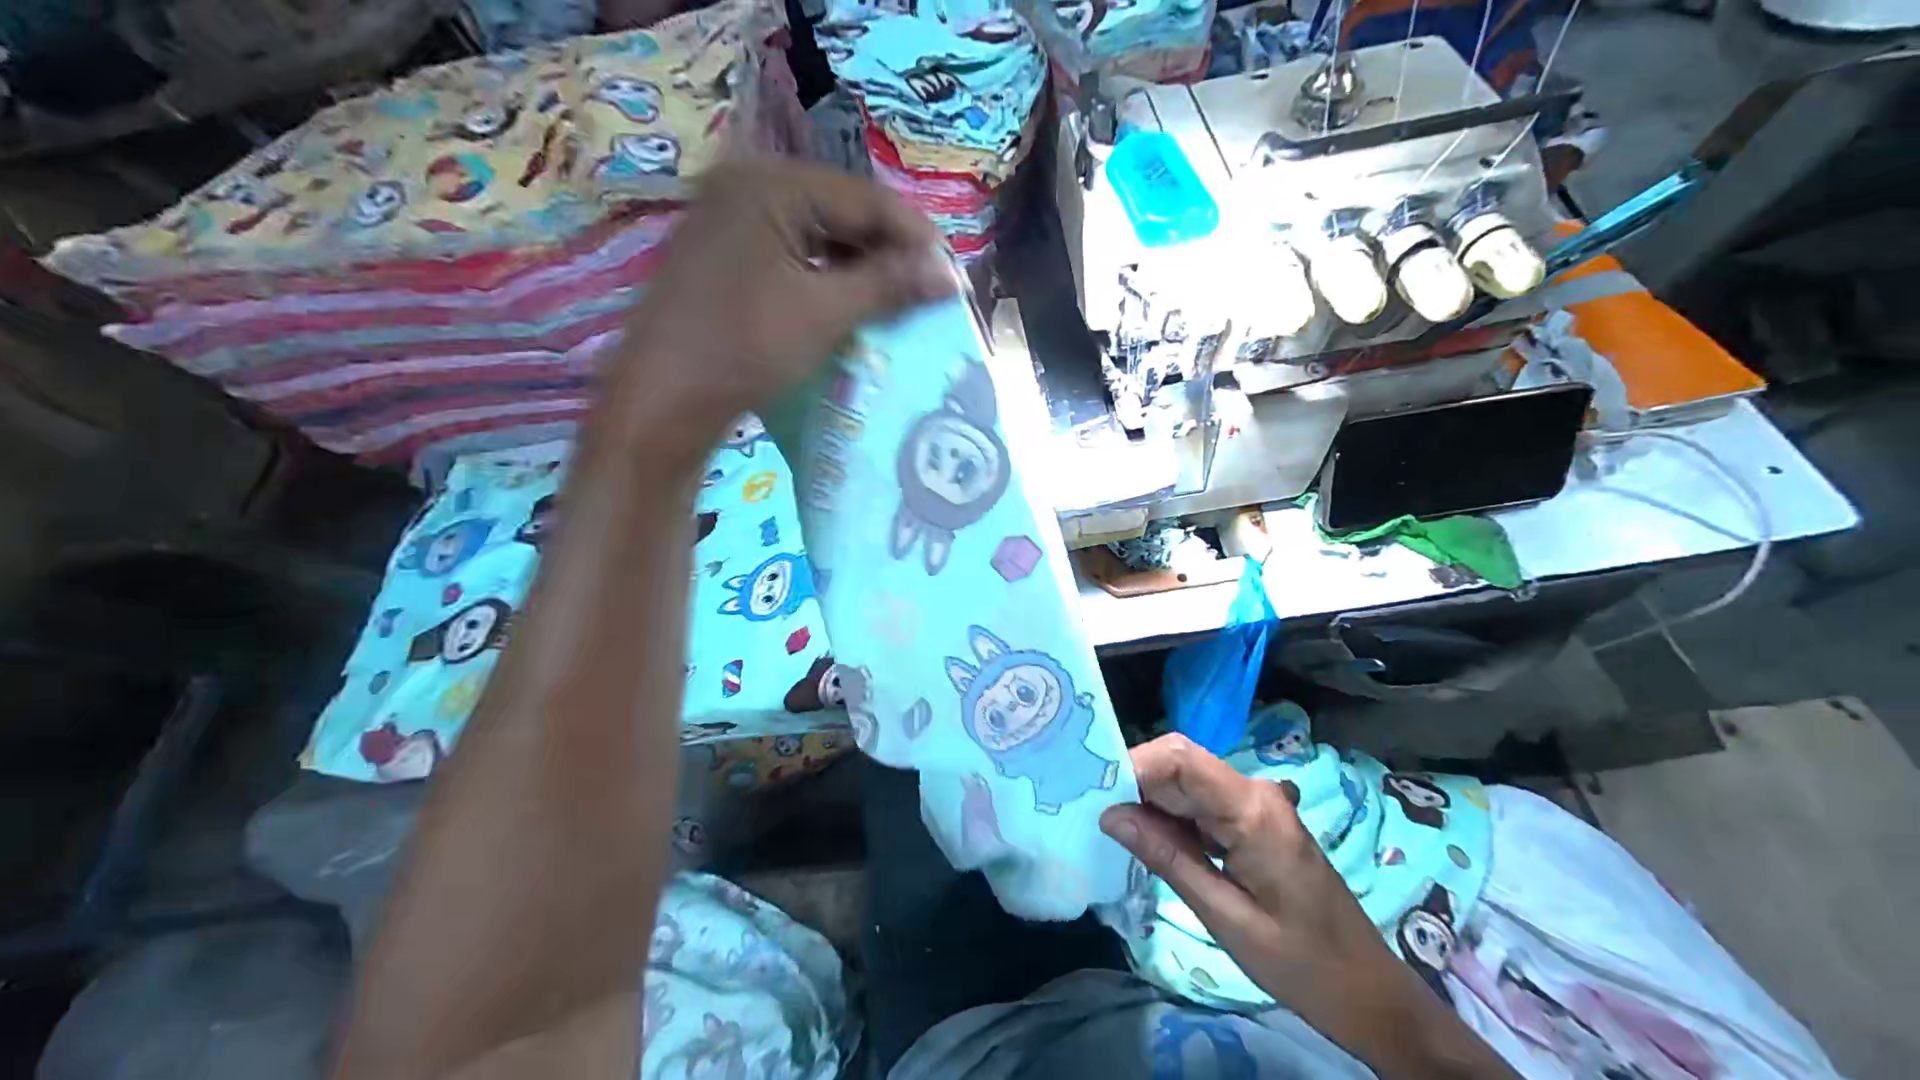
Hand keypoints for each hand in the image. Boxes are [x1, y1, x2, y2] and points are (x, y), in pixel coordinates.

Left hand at [607, 160, 951, 447]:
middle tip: (928, 289)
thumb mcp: (824, 314)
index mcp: (769, 185)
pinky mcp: (725, 255)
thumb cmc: (743, 350)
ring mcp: (730, 220)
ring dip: (860, 267)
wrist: (662, 403)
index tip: (953, 274)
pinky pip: (792, 254)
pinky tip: (852, 304)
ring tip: (899, 301)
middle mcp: (745, 186)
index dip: (915, 236)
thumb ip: (888, 284)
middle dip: (887, 252)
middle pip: (840, 211)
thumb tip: (950, 274)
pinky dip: (826, 277)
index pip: (864, 197)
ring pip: (817, 234)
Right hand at [1100, 735, 1517, 1079]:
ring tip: (1109, 825)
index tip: (1093, 790)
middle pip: (1180, 765)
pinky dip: (1170, 818)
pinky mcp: (1254, 823)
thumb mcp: (1226, 917)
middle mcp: (1255, 793)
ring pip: (1187, 784)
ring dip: (1148, 801)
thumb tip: (1110, 814)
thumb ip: (1167, 858)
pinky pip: (1202, 805)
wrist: (1372, 994)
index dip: (1133, 763)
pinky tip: (1146, 840)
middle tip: (1091, 811)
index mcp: (1253, 810)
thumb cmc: (1303, 965)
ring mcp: (1257, 806)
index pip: (1180, 758)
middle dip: (1133, 782)